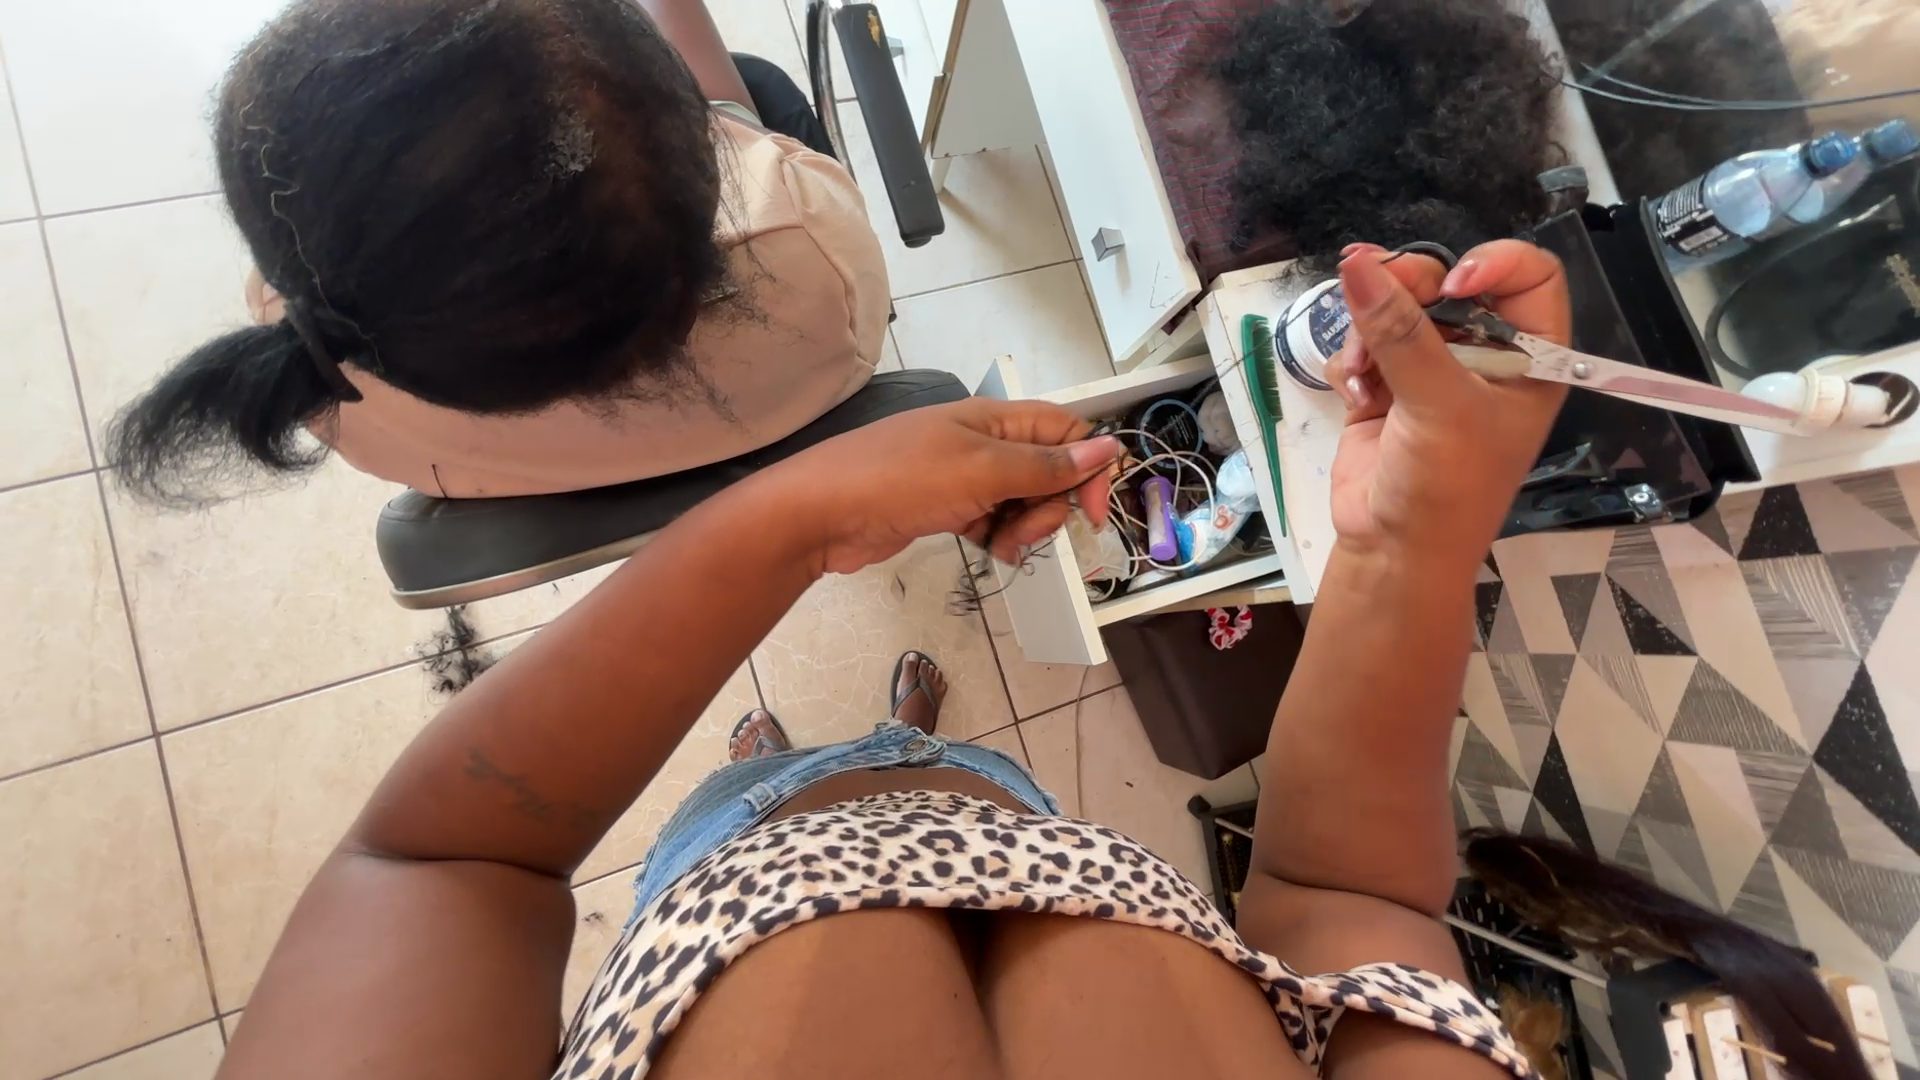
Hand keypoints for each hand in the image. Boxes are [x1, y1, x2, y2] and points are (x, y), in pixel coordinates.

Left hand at [755, 398, 1122, 575]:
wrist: (823, 512)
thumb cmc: (904, 480)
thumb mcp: (983, 471)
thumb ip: (1047, 464)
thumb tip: (1110, 446)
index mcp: (995, 419)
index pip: (1066, 431)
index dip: (1088, 468)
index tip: (1092, 514)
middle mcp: (984, 443)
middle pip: (1047, 470)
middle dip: (1049, 505)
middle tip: (1026, 531)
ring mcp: (963, 476)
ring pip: (1021, 499)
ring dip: (1025, 525)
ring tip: (1002, 544)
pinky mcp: (946, 508)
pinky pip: (992, 520)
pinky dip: (999, 536)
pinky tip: (992, 552)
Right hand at [1321, 239, 1570, 563]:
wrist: (1393, 547)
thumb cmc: (1445, 483)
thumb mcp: (1437, 404)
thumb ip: (1398, 332)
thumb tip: (1357, 265)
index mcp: (1529, 354)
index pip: (1526, 276)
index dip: (1491, 265)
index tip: (1448, 286)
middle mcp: (1480, 356)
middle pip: (1444, 287)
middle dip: (1404, 293)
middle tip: (1370, 300)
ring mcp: (1426, 374)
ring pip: (1392, 316)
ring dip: (1367, 337)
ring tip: (1360, 374)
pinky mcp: (1380, 392)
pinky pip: (1360, 352)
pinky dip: (1350, 367)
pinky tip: (1353, 396)